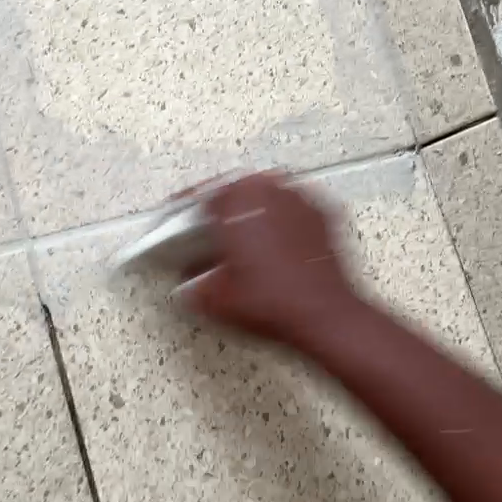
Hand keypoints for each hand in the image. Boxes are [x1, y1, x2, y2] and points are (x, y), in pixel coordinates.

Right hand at [177, 171, 366, 348]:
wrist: (324, 316)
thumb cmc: (273, 302)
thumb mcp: (215, 299)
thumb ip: (193, 282)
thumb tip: (191, 281)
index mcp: (234, 203)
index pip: (201, 193)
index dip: (185, 205)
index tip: (178, 212)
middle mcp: (267, 191)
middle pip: (235, 185)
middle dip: (222, 201)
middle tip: (211, 220)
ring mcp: (299, 199)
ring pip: (267, 191)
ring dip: (253, 205)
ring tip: (244, 228)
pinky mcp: (323, 215)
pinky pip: (293, 206)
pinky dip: (281, 216)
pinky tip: (276, 238)